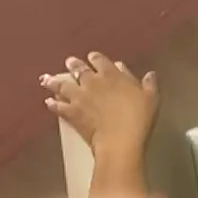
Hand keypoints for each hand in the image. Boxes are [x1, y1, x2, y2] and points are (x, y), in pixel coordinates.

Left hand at [40, 52, 160, 153]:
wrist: (119, 139)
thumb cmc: (139, 118)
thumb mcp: (151, 99)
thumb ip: (149, 84)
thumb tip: (150, 74)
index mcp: (112, 75)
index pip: (100, 60)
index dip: (96, 58)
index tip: (93, 57)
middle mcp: (92, 82)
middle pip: (79, 69)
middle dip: (74, 65)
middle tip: (69, 62)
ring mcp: (79, 97)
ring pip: (62, 85)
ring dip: (54, 81)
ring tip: (46, 79)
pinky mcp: (71, 112)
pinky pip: (58, 106)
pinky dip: (52, 104)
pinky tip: (48, 102)